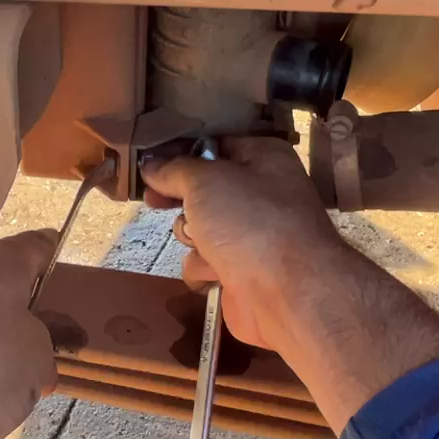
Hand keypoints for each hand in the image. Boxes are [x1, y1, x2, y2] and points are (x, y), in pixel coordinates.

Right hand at [141, 137, 342, 356]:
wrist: (287, 292)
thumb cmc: (250, 221)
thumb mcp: (205, 180)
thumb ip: (173, 169)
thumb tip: (151, 165)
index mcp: (262, 159)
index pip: (215, 146)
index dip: (180, 153)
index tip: (151, 161)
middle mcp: (259, 194)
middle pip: (202, 190)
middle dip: (180, 199)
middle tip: (154, 201)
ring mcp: (250, 236)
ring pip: (198, 228)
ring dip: (191, 236)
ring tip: (203, 243)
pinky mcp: (239, 272)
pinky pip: (203, 263)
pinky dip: (202, 268)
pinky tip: (213, 273)